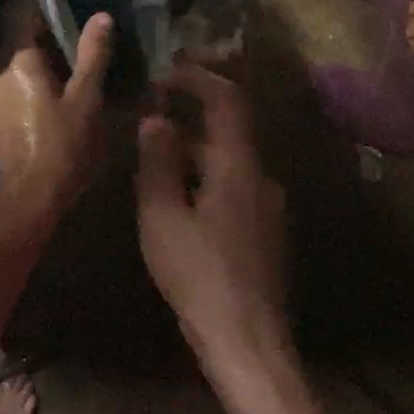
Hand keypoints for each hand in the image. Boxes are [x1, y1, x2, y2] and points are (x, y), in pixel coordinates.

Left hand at [0, 12, 113, 221]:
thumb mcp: (86, 98)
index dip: (47, 2)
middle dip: (50, 28)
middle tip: (83, 24)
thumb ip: (93, 56)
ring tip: (79, 51)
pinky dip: (39, 73)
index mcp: (17, 59)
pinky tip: (63, 82)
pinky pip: (18, 78)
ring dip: (45, 52)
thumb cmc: (62, 145)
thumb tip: (101, 16)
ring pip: (19, 58)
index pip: (23, 12)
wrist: (30, 195)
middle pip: (21, 34)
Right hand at [135, 63, 288, 366]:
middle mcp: (261, 179)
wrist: (247, 342)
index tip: (163, 71)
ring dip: (191, 152)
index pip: (227, 101)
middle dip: (187, 118)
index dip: (197, 78)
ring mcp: (268, 209)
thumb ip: (158, 162)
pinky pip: (231, 189)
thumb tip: (156, 119)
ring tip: (149, 162)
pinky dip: (202, 179)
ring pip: (227, 163)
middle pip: (226, 132)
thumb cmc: (198, 273)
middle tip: (145, 117)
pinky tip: (174, 203)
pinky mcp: (263, 235)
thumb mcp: (162, 214)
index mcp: (239, 167)